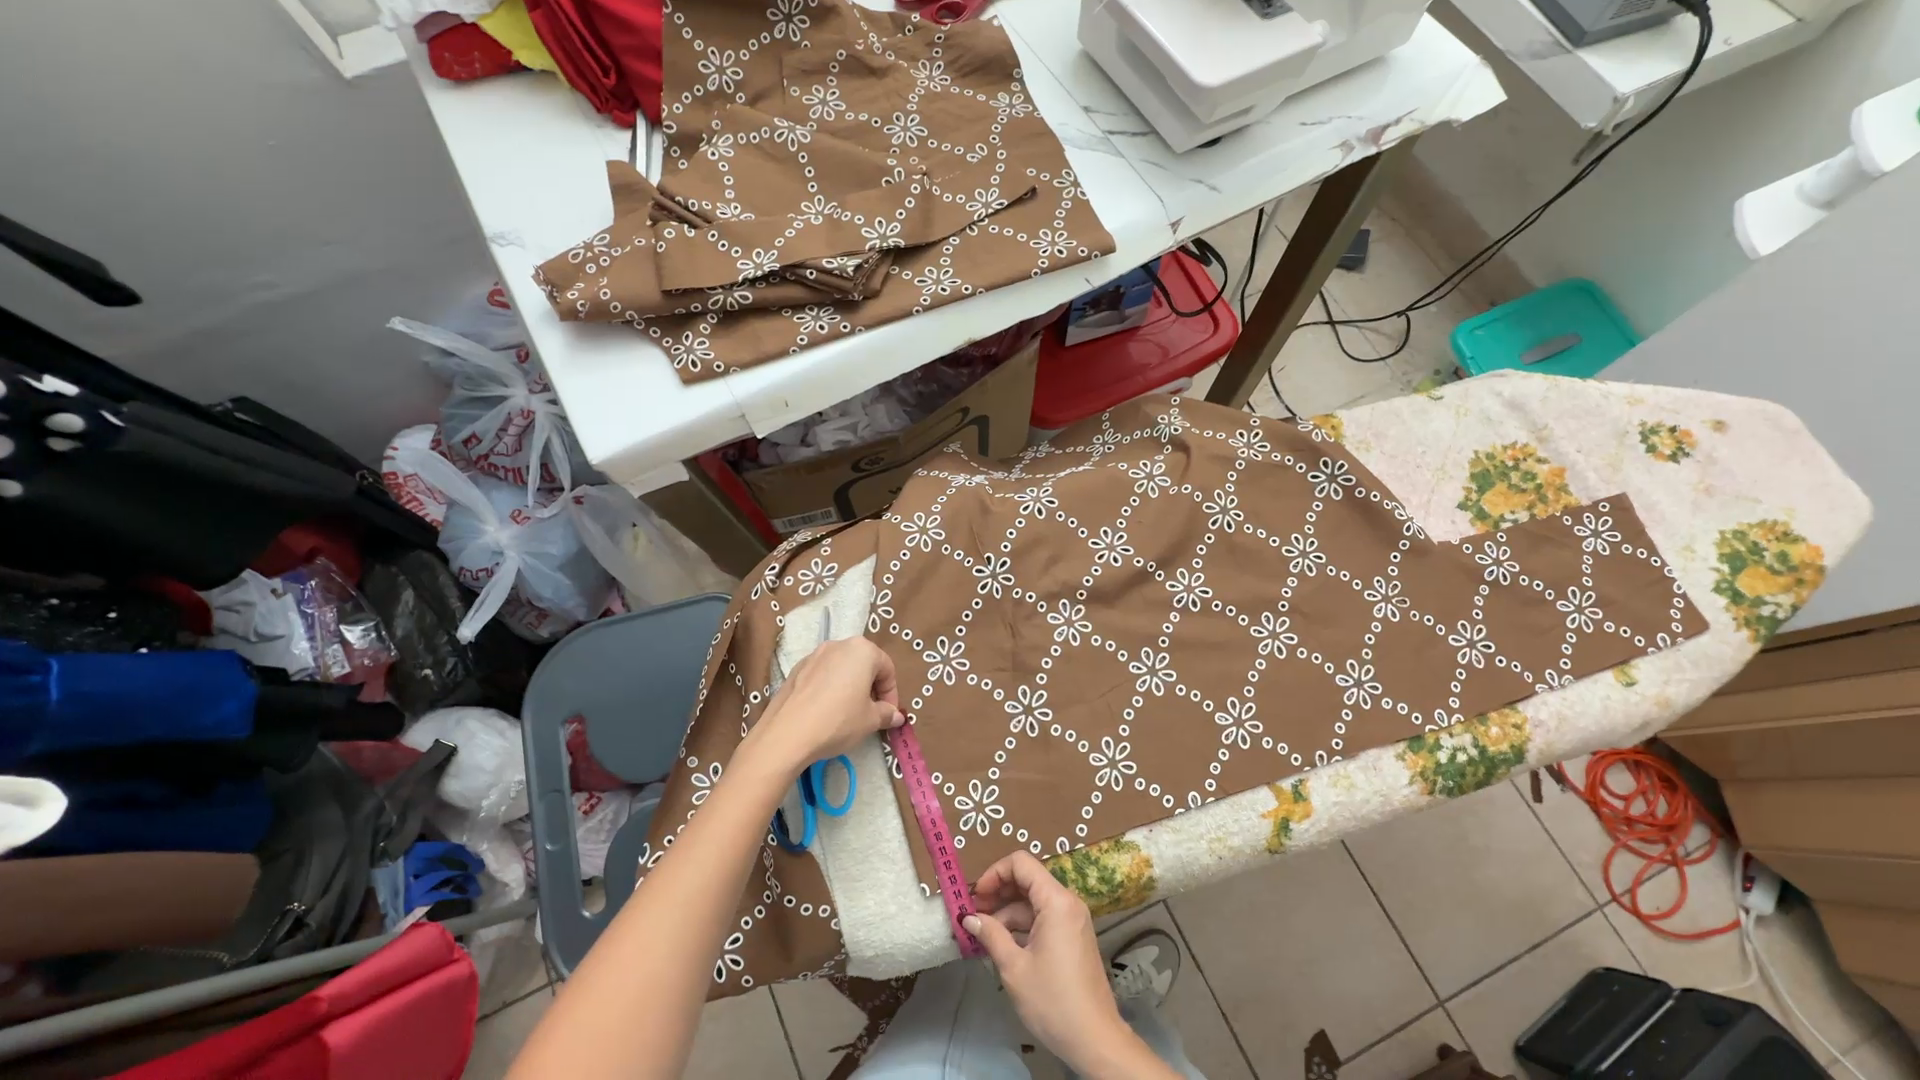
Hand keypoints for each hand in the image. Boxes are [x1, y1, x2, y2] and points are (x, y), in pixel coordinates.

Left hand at [745, 636, 902, 772]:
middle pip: (864, 664)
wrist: (787, 733)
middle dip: (871, 688)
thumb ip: (886, 713)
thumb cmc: (838, 721)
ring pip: (842, 669)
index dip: (892, 693)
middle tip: (872, 713)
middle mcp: (838, 645)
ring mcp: (814, 655)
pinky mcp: (796, 670)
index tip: (889, 714)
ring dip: (851, 687)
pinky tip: (826, 712)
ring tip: (849, 713)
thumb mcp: (870, 720)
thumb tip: (896, 715)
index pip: (887, 668)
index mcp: (862, 650)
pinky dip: (830, 689)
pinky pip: (822, 676)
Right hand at [964, 853, 1139, 1075]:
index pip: (1021, 863)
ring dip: (1007, 912)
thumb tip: (969, 918)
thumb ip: (991, 934)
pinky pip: (1043, 918)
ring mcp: (1073, 920)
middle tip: (973, 916)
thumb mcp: (1013, 967)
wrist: (1094, 1038)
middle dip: (998, 893)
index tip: (975, 898)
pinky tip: (1002, 945)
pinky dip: (1021, 925)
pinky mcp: (1073, 937)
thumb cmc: (1052, 1000)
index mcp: (1056, 901)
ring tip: (982, 935)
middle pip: (1027, 880)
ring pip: (1033, 901)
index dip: (993, 874)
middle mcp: (1068, 903)